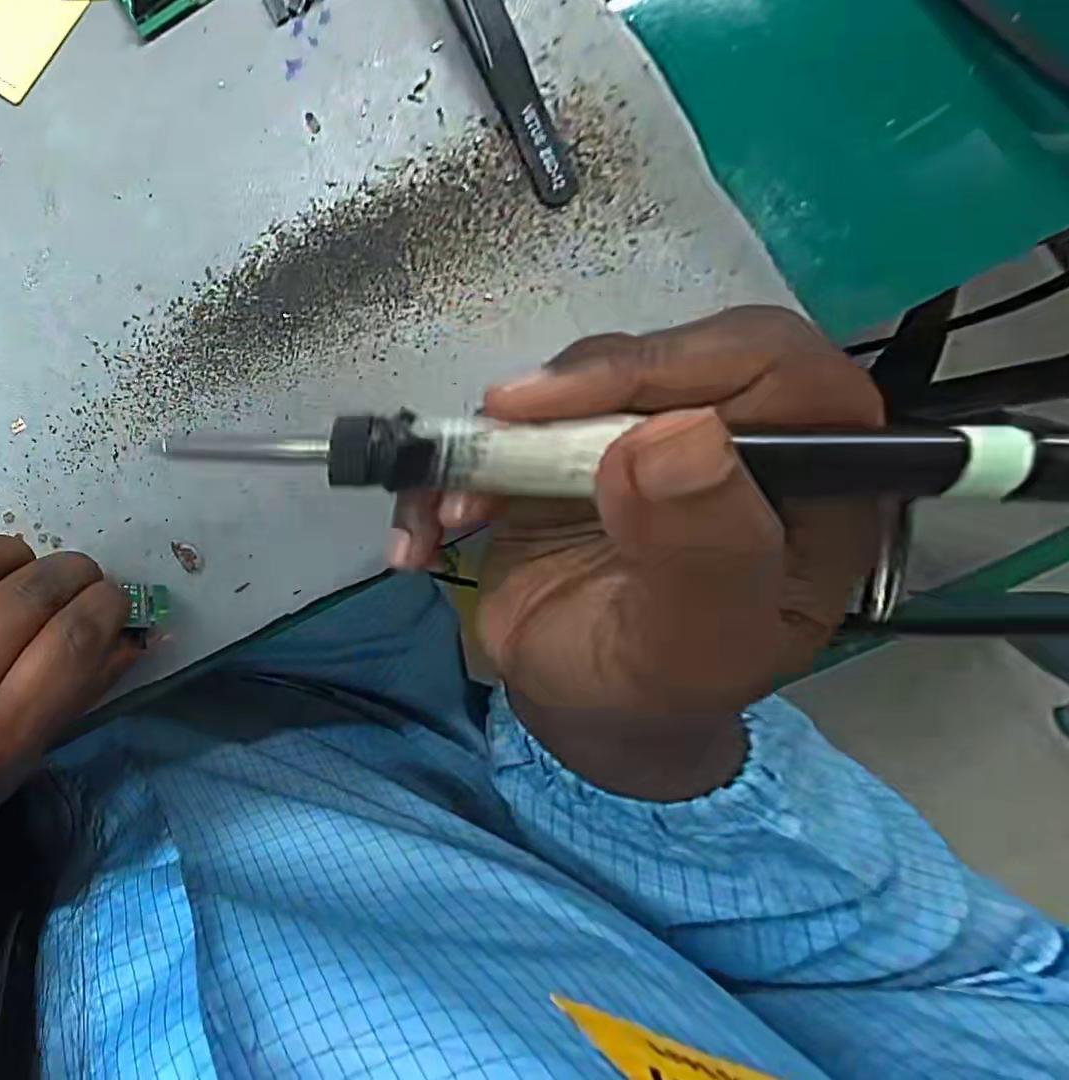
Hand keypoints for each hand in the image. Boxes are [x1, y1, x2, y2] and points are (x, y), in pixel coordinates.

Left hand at [0, 525, 139, 937]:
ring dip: (13, 551)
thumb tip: (135, 631)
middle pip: (28, 596)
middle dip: (73, 572)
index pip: (72, 642)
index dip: (107, 605)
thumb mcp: (28, 756)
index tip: (112, 598)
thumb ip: (84, 689)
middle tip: (80, 576)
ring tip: (25, 564)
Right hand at [391, 307, 883, 796]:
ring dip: (473, 456)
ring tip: (446, 522)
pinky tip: (417, 545)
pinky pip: (477, 452)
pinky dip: (433, 490)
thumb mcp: (695, 641)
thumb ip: (701, 549)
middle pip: (632, 368)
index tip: (542, 405)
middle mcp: (709, 441)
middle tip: (479, 449)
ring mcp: (614, 452)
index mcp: (801, 470)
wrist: (581, 707)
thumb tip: (672, 434)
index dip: (652, 363)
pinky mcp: (540, 472)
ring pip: (540, 404)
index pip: (755, 363)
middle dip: (545, 406)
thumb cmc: (655, 686)